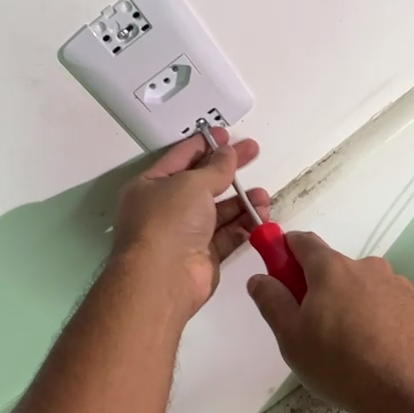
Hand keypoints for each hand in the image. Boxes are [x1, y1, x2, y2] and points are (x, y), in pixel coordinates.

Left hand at [112, 129, 270, 319]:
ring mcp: (185, 234)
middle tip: (254, 153)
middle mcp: (166, 209)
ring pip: (218, 212)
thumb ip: (215, 168)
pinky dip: (244, 225)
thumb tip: (228, 152)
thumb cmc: (168, 221)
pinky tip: (261, 215)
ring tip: (262, 195)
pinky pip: (227, 235)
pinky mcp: (203, 256)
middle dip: (229, 170)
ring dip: (241, 201)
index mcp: (151, 186)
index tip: (227, 135)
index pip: (180, 158)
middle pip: (203, 183)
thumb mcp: (191, 183)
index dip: (205, 144)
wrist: (164, 277)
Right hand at [246, 232, 413, 412]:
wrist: (408, 394)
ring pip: (358, 288)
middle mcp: (367, 266)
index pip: (302, 241)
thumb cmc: (340, 364)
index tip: (278, 277)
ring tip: (345, 349)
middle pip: (331, 268)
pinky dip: (371, 319)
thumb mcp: (291, 338)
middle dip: (316, 290)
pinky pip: (382, 305)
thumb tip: (260, 278)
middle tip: (310, 330)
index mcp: (332, 268)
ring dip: (346, 306)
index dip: (284, 252)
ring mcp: (395, 285)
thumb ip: (272, 301)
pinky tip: (371, 351)